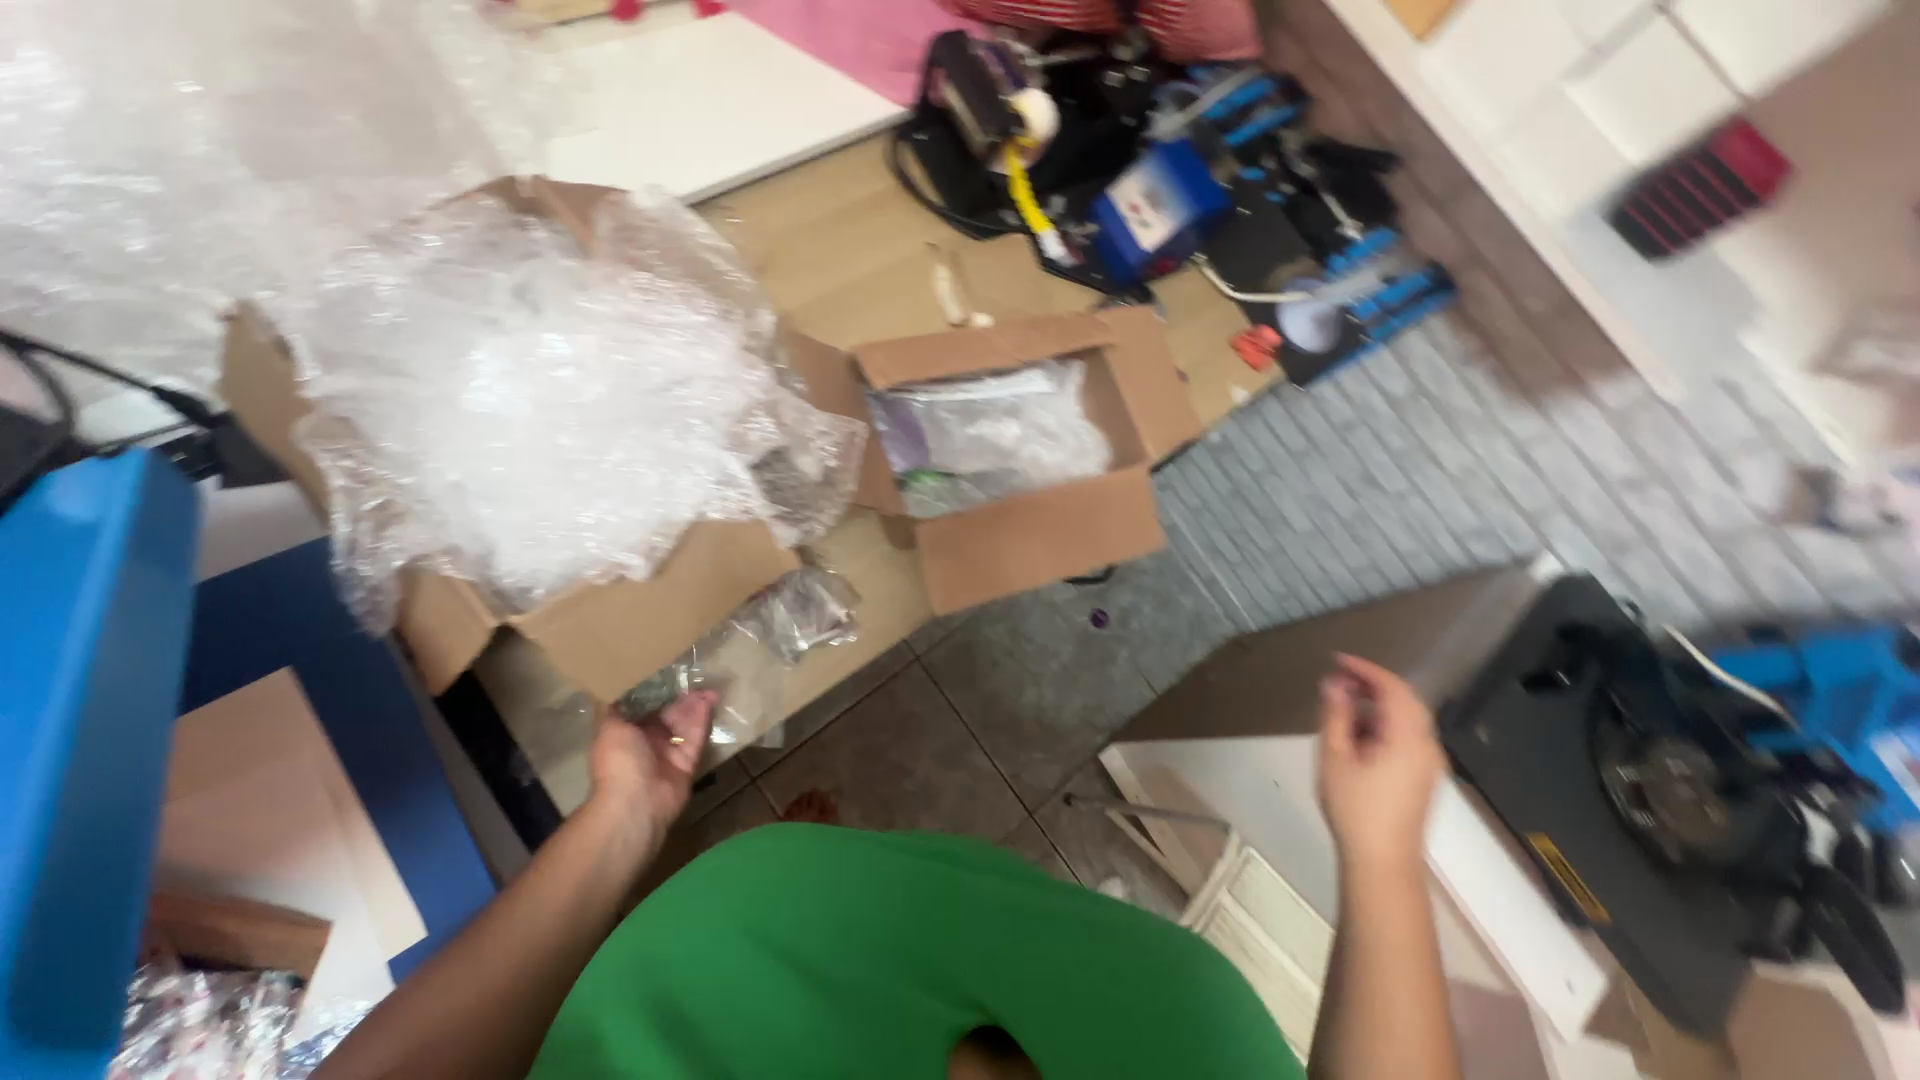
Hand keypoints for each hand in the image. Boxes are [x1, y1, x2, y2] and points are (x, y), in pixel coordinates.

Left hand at [582, 690, 715, 851]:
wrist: (636, 803)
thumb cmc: (617, 761)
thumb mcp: (607, 727)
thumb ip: (612, 705)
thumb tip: (609, 682)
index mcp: (624, 733)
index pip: (640, 706)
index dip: (652, 689)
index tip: (663, 668)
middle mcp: (645, 741)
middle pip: (665, 713)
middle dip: (677, 696)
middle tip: (691, 675)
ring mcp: (668, 752)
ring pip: (683, 723)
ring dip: (693, 704)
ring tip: (706, 685)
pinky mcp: (687, 761)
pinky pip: (695, 737)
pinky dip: (701, 719)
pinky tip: (708, 700)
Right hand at [1316, 653, 1446, 879]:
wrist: (1383, 862)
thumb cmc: (1354, 808)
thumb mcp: (1335, 757)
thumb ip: (1335, 715)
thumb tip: (1334, 683)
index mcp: (1408, 737)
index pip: (1392, 687)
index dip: (1364, 669)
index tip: (1335, 661)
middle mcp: (1427, 745)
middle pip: (1405, 700)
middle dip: (1372, 684)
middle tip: (1338, 680)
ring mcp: (1430, 763)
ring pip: (1408, 718)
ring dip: (1378, 705)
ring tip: (1342, 707)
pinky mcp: (1424, 777)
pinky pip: (1408, 736)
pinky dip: (1385, 724)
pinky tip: (1358, 736)